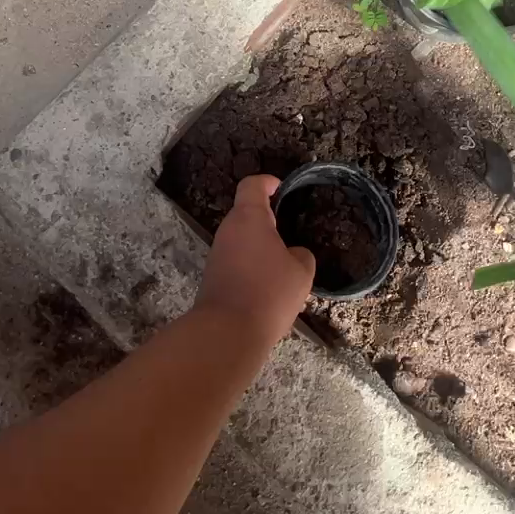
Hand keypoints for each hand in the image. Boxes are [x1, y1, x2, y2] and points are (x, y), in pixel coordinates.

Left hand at [195, 175, 315, 345]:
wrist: (226, 333)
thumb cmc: (268, 293)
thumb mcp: (301, 273)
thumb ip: (301, 255)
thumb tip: (292, 255)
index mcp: (248, 218)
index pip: (252, 186)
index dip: (267, 182)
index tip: (280, 188)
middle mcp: (228, 230)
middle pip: (246, 213)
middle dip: (267, 220)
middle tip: (289, 234)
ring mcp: (217, 254)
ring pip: (241, 240)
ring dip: (259, 247)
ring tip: (282, 268)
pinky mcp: (212, 277)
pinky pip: (235, 261)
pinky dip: (250, 266)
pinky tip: (266, 289)